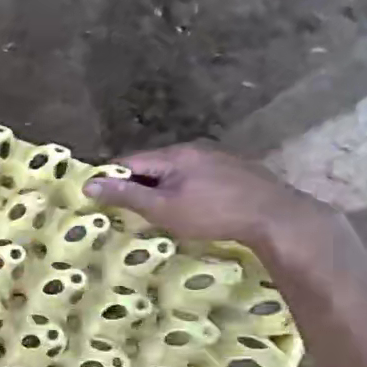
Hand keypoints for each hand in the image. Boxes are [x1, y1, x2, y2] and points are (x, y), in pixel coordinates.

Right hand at [82, 142, 349, 260]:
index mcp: (172, 154)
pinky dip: (185, 189)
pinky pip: (197, 176)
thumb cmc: (212, 213)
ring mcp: (217, 157)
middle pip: (152, 165)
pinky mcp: (235, 170)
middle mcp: (193, 149)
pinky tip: (191, 208)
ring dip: (161, 188)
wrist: (277, 217)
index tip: (99, 199)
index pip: (128, 161)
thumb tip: (89, 182)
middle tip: (126, 211)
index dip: (110, 179)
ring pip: (176, 171)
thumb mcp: (162, 208)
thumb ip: (126, 195)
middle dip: (136, 184)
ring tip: (156, 212)